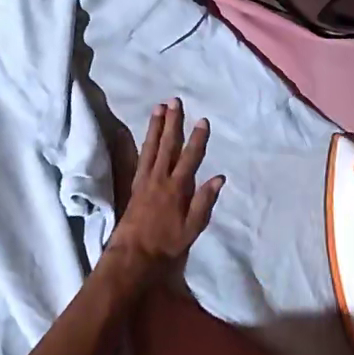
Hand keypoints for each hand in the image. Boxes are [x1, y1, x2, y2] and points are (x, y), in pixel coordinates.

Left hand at [103, 99, 224, 285]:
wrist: (134, 253)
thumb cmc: (167, 242)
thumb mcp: (193, 227)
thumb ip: (204, 202)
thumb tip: (219, 177)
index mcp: (177, 188)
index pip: (190, 157)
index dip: (198, 138)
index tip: (202, 120)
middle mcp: (160, 178)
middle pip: (168, 145)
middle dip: (173, 122)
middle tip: (175, 101)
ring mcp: (144, 178)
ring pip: (151, 146)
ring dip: (155, 126)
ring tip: (158, 108)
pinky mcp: (134, 183)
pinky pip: (138, 157)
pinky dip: (139, 142)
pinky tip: (137, 133)